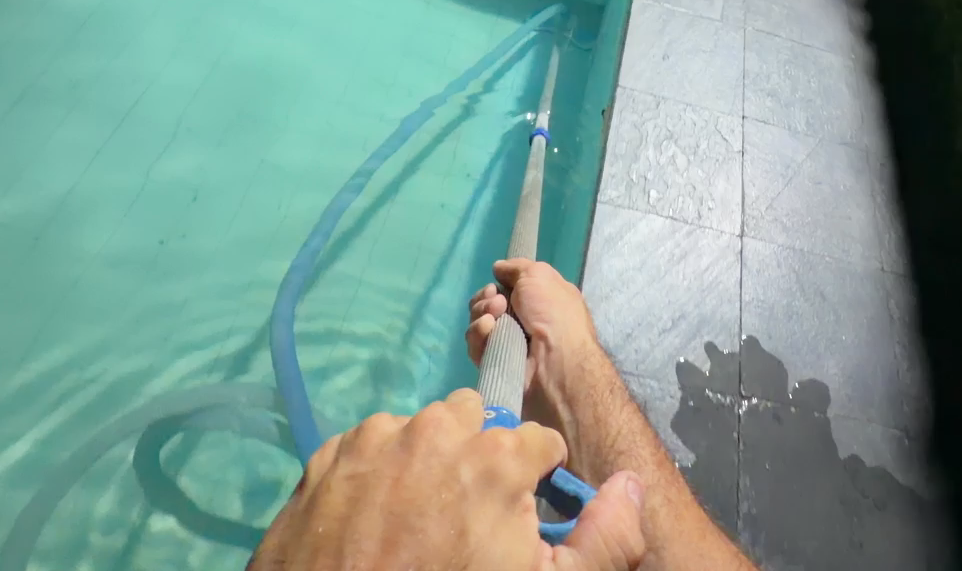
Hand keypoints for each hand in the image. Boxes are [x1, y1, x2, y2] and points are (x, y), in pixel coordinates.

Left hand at [249, 388, 645, 570]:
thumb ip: (605, 539)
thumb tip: (630, 483)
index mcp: (497, 456)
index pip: (537, 443)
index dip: (534, 479)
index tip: (516, 516)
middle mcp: (440, 428)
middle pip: (479, 422)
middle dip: (480, 455)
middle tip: (461, 517)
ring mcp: (380, 438)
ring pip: (422, 428)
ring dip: (427, 459)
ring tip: (411, 519)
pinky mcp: (331, 454)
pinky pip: (371, 445)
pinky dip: (377, 471)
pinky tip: (369, 520)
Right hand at [466, 260, 608, 438]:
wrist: (555, 360)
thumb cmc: (552, 311)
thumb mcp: (538, 275)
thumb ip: (516, 268)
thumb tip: (498, 268)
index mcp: (536, 299)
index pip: (504, 289)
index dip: (496, 285)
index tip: (496, 284)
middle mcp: (522, 320)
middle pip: (487, 305)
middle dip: (486, 300)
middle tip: (498, 304)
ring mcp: (507, 342)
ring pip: (479, 323)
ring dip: (482, 315)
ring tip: (495, 318)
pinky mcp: (495, 362)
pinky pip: (476, 345)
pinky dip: (479, 335)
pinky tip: (488, 331)